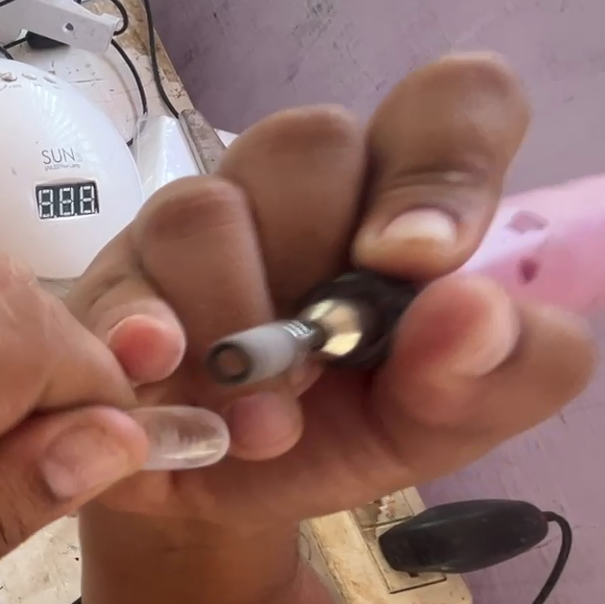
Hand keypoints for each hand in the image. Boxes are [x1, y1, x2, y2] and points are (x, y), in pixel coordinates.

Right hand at [66, 55, 595, 529]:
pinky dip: (141, 343)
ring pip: (194, 211)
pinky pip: (113, 292)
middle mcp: (278, 201)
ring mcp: (176, 239)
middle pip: (298, 144)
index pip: (441, 106)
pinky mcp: (103, 292)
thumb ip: (501, 371)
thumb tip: (466, 304)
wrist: (206, 497)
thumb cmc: (328, 442)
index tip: (415, 264)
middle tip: (316, 364)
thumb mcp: (442, 424)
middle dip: (311, 252)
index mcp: (386, 205)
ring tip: (250, 417)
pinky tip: (158, 399)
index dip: (436, 163)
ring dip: (227, 316)